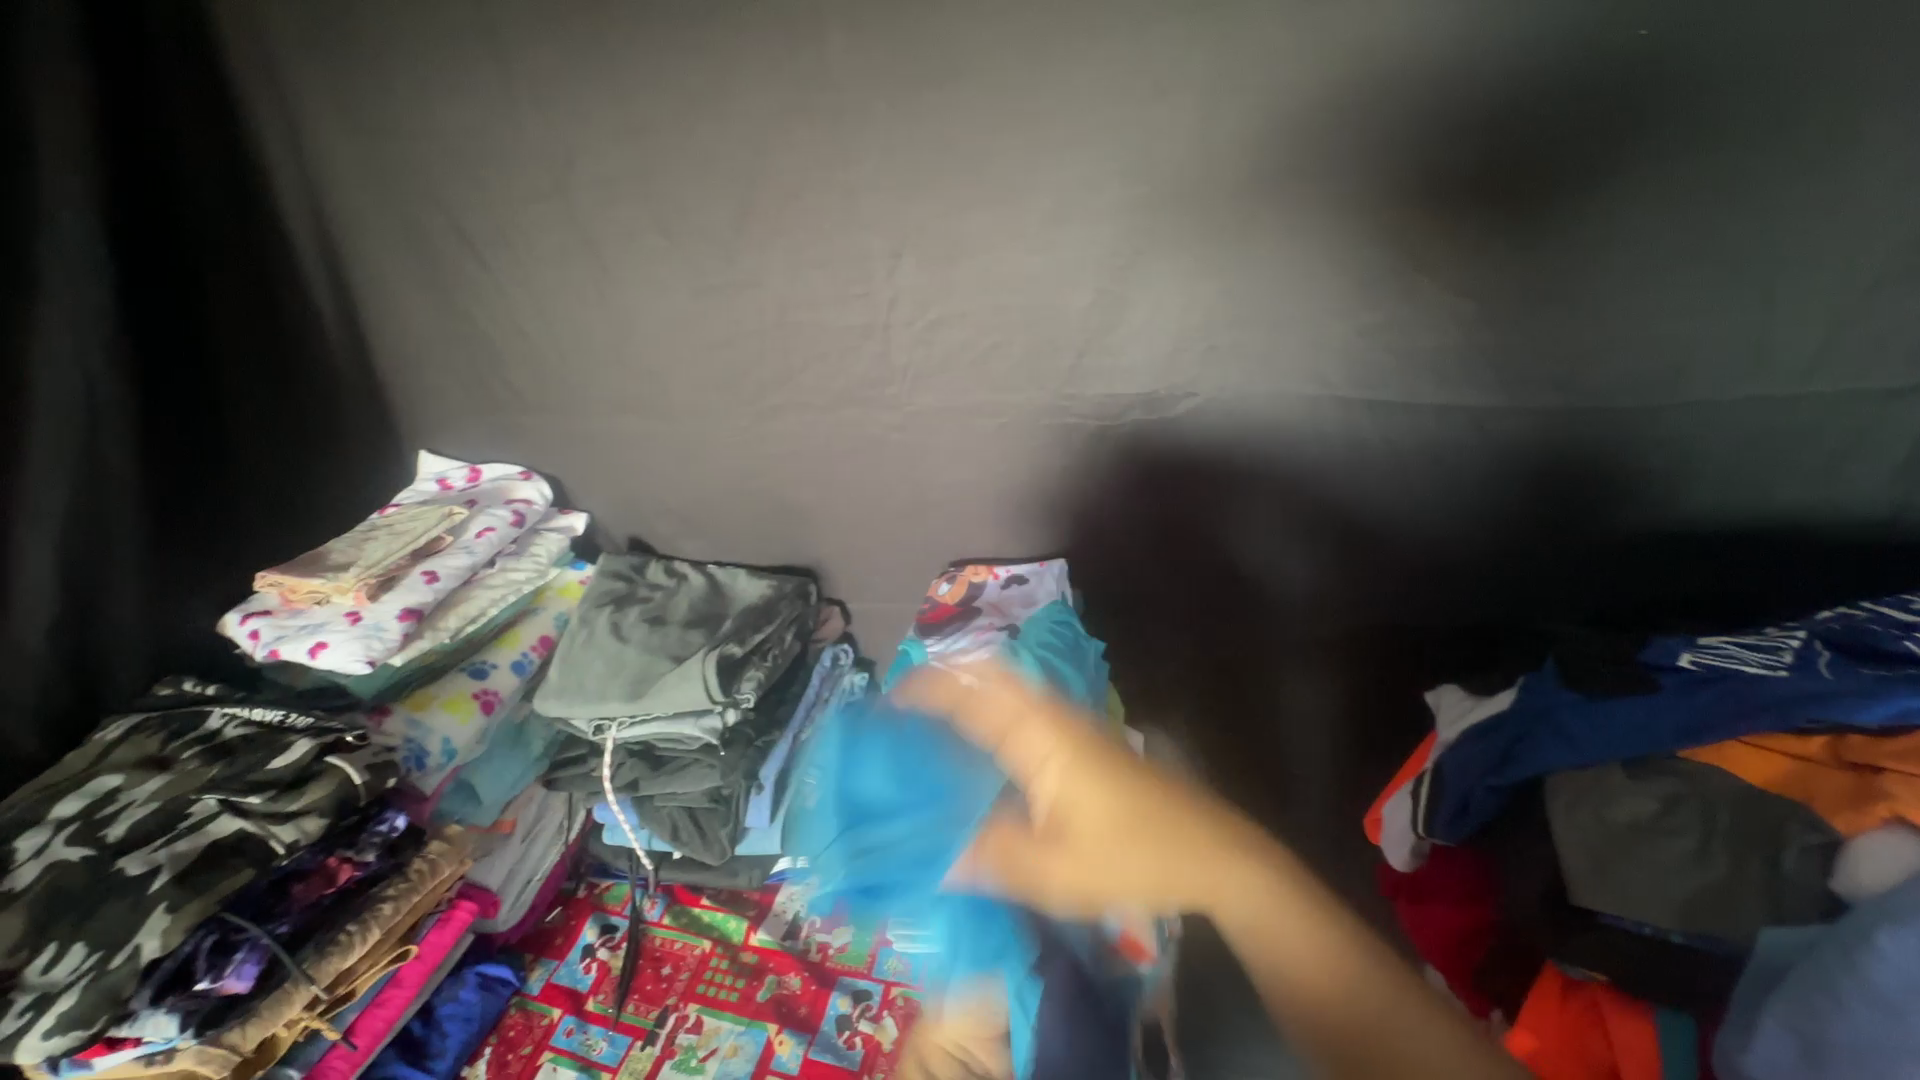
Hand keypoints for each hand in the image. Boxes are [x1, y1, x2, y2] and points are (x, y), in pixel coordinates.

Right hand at [895, 662, 1273, 918]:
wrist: (1214, 852)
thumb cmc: (1134, 857)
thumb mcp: (1054, 873)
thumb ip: (989, 858)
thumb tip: (934, 856)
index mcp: (1040, 739)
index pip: (972, 698)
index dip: (926, 693)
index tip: (886, 704)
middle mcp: (1055, 718)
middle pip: (993, 675)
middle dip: (947, 679)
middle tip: (905, 707)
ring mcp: (1075, 725)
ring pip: (1012, 689)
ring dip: (972, 692)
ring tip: (932, 722)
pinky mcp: (1087, 742)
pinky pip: (1028, 709)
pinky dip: (996, 711)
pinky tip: (984, 750)